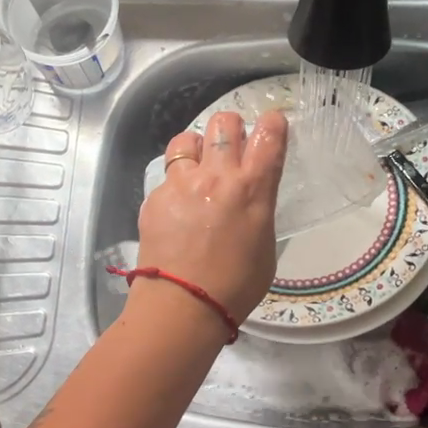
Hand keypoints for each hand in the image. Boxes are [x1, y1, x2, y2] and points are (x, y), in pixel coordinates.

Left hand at [136, 110, 287, 321]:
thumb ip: (259, 212)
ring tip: (197, 167)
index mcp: (252, 189)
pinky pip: (167, 177)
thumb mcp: (265, 246)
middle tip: (230, 146)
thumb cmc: (236, 286)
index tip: (272, 124)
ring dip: (196, 148)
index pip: (269, 136)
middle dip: (230, 127)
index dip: (273, 124)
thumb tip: (249, 202)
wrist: (183, 305)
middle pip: (224, 122)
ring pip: (186, 139)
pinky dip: (175, 185)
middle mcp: (217, 176)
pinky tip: (177, 209)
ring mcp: (181, 184)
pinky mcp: (155, 198)